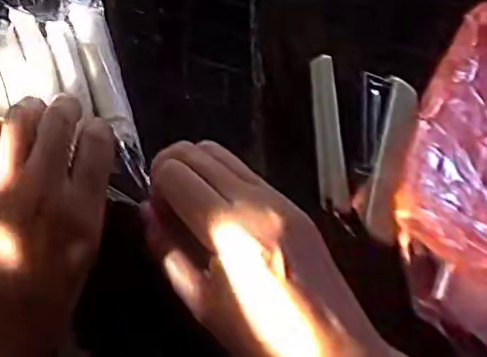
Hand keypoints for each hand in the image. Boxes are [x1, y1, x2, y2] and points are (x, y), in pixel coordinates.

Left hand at [0, 95, 115, 356]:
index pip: (96, 141)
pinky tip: (6, 137)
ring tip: (37, 116)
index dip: (97, 128)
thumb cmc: (50, 282)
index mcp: (78, 211)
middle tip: (66, 110)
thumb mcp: (89, 241)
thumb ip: (92, 190)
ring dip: (33, 110)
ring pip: (21, 114)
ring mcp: (4, 179)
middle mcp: (42, 188)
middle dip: (66, 108)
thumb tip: (91, 144)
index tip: (94, 128)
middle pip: (59, 118)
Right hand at [143, 141, 394, 356]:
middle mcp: (254, 201)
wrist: (339, 355)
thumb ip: (167, 251)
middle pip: (191, 150)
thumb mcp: (203, 305)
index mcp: (229, 229)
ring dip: (194, 166)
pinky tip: (219, 208)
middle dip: (169, 167)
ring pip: (216, 149)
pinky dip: (220, 174)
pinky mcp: (291, 201)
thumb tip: (147, 212)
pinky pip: (242, 166)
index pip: (172, 170)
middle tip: (165, 200)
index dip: (154, 184)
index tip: (155, 206)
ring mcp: (276, 197)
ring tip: (191, 201)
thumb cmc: (270, 342)